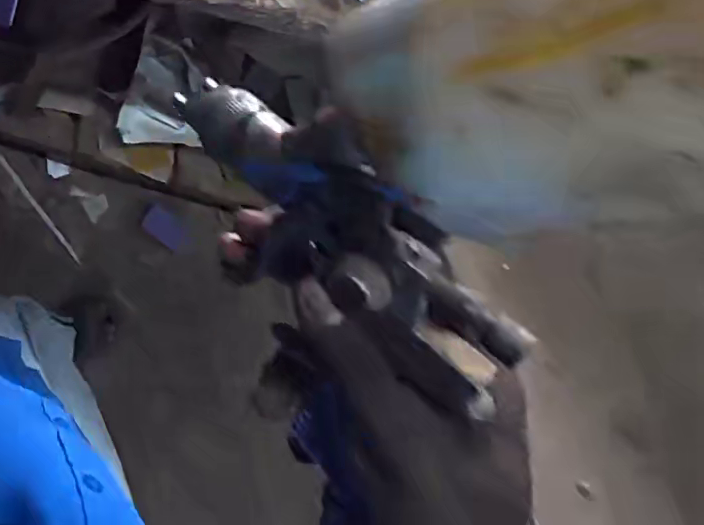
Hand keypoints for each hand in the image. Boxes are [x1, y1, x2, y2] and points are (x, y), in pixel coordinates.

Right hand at [222, 209, 531, 524]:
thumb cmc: (443, 518)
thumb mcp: (404, 441)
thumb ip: (356, 361)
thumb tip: (305, 282)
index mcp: (463, 350)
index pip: (409, 266)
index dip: (352, 233)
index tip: (299, 209)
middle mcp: (429, 349)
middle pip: (358, 288)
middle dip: (299, 264)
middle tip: (246, 233)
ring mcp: (391, 374)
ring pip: (331, 322)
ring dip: (285, 324)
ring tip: (240, 298)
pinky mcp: (360, 400)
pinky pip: (318, 366)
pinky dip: (289, 373)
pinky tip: (270, 397)